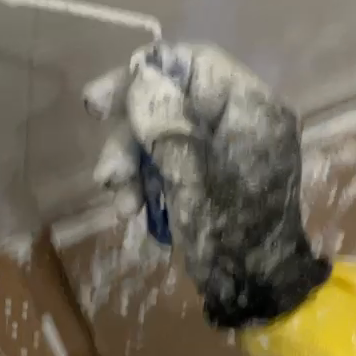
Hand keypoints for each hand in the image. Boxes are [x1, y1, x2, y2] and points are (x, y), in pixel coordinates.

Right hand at [86, 43, 329, 329]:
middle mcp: (237, 121)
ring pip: (161, 137)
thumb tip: (141, 78)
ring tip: (122, 205)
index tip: (99, 104)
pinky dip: (145, 184)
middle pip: (169, 103)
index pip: (193, 65)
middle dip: (131, 138)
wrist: (256, 290)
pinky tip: (131, 211)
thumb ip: (167, 125)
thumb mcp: (191, 179)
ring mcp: (222, 150)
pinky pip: (167, 164)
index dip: (142, 77)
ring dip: (132, 168)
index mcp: (248, 110)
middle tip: (107, 175)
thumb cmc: (231, 235)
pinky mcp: (208, 177)